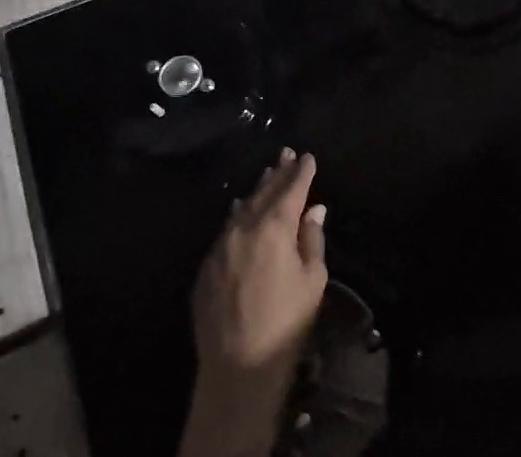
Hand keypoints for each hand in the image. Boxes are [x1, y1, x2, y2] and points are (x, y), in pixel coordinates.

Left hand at [182, 148, 327, 456]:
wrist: (238, 364)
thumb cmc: (287, 321)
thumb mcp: (313, 279)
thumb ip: (312, 239)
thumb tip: (314, 210)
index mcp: (275, 228)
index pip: (291, 190)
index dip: (301, 173)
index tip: (307, 157)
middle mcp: (244, 228)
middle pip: (263, 193)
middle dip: (278, 174)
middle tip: (286, 154)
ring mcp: (220, 247)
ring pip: (241, 209)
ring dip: (256, 191)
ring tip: (267, 175)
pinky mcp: (206, 267)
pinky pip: (225, 230)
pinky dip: (237, 215)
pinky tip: (240, 210)